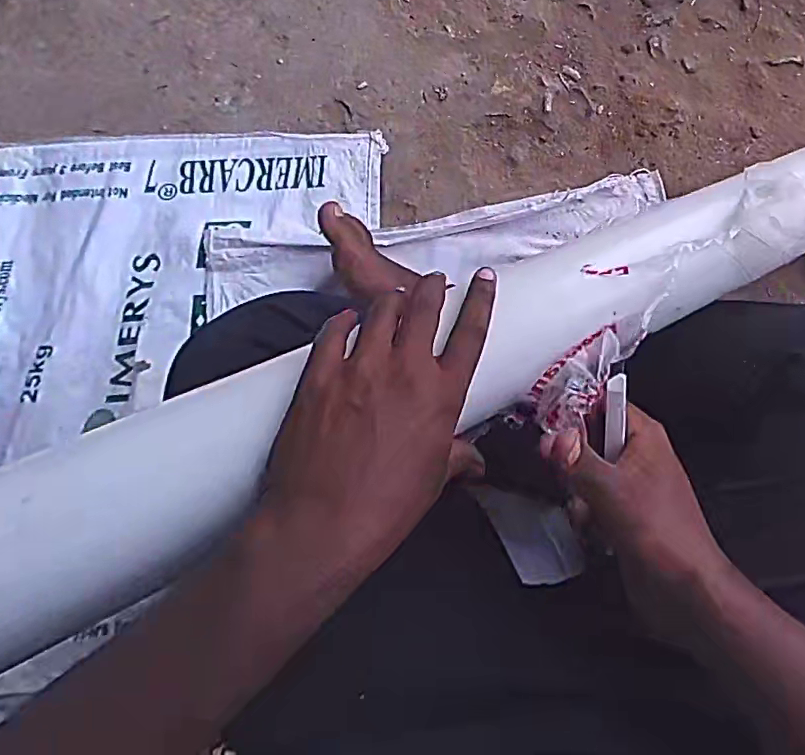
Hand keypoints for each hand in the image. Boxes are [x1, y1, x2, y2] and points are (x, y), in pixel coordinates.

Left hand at [263, 269, 495, 573]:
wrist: (322, 525)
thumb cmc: (384, 507)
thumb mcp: (433, 479)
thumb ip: (457, 457)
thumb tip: (474, 460)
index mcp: (441, 395)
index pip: (470, 333)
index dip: (480, 300)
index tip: (483, 280)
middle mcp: (405, 371)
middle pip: (425, 308)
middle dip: (433, 288)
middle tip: (433, 283)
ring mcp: (360, 368)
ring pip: (381, 309)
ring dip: (391, 299)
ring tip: (393, 299)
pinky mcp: (322, 374)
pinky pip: (334, 330)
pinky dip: (342, 320)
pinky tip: (346, 320)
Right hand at [542, 405, 734, 644]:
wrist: (687, 593)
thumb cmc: (667, 537)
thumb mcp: (612, 489)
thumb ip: (577, 460)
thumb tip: (554, 438)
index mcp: (645, 435)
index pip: (604, 401)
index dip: (577, 409)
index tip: (554, 425)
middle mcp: (639, 455)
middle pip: (590, 438)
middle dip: (574, 460)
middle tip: (572, 475)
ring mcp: (631, 485)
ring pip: (586, 472)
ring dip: (579, 493)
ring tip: (589, 510)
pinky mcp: (623, 513)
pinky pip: (591, 501)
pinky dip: (586, 515)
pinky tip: (595, 530)